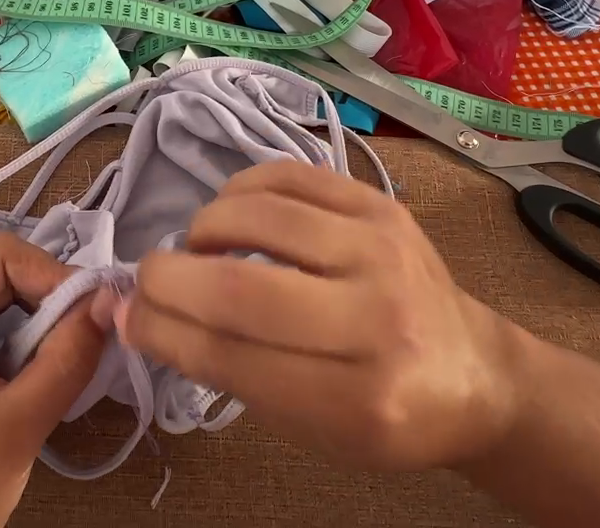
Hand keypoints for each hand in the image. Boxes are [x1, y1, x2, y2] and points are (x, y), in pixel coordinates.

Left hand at [0, 234, 112, 527]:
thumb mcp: (14, 427)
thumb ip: (65, 360)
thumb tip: (108, 302)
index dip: (52, 273)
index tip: (96, 307)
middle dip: (48, 296)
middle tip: (94, 328)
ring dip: (40, 318)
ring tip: (76, 346)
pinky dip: (25, 340)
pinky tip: (48, 363)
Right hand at [120, 161, 523, 471]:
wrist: (472, 371)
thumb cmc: (382, 412)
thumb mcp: (310, 424)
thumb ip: (224, 366)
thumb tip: (136, 314)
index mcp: (359, 400)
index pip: (232, 359)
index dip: (161, 332)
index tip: (127, 317)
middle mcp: (376, 319)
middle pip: (239, 289)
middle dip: (167, 280)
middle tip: (145, 278)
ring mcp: (382, 249)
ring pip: (258, 217)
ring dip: (203, 229)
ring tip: (197, 248)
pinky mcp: (379, 203)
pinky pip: (286, 175)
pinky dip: (239, 190)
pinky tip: (231, 213)